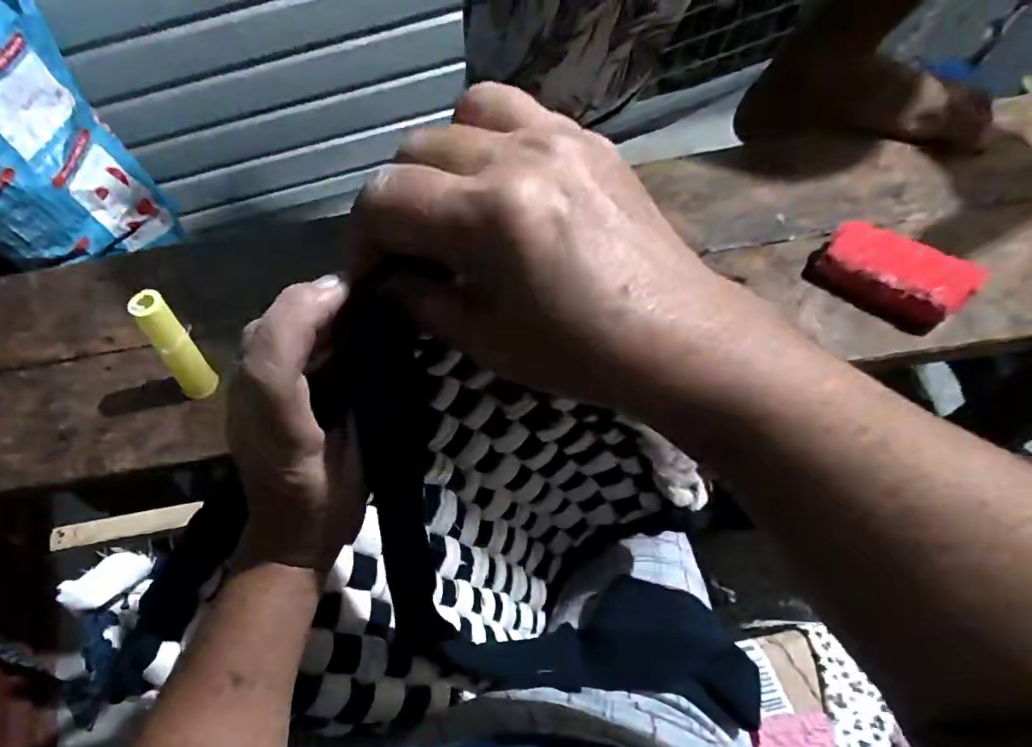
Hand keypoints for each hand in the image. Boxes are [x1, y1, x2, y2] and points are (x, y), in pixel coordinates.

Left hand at [226, 277, 364, 571]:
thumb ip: (358, 394)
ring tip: (343, 315)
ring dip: (299, 315)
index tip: (356, 292)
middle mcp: (245, 405)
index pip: (273, 347)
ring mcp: (237, 403)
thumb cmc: (328, 507)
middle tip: (357, 300)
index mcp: (277, 425)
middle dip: (309, 303)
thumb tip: (365, 336)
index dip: (310, 308)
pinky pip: (260, 352)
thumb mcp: (359, 456)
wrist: (283, 540)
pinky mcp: (239, 403)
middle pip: (263, 329)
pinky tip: (321, 340)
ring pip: (259, 335)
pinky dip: (289, 334)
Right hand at [352, 83, 807, 416]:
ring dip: (436, 161)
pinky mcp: (585, 136)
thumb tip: (384, 284)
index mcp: (487, 215)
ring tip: (447, 209)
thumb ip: (418, 299)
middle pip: (413, 151)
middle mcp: (517, 157)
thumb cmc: (571, 351)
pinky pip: (513, 110)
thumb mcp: (479, 337)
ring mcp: (557, 135)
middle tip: (403, 252)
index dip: (360, 240)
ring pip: (460, 115)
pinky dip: (483, 139)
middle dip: (392, 204)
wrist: (671, 334)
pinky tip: (493, 187)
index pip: (384, 198)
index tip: (369, 277)